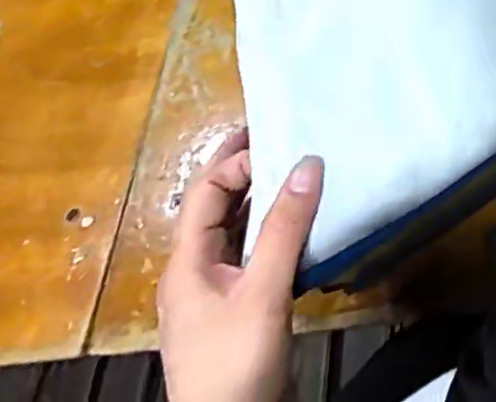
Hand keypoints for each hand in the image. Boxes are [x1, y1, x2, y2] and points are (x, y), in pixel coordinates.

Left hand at [158, 129, 322, 401]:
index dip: (238, 162)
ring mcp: (217, 292)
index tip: (280, 141)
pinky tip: (301, 222)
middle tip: (277, 132)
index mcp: (187, 263)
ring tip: (296, 168)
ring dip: (261, 197)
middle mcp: (196, 271)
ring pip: (236, 229)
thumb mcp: (264, 291)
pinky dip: (274, 228)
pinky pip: (254, 252)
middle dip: (242, 168)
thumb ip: (285, 227)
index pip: (206, 193)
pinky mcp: (240, 309)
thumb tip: (308, 161)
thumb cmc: (235, 362)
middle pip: (216, 207)